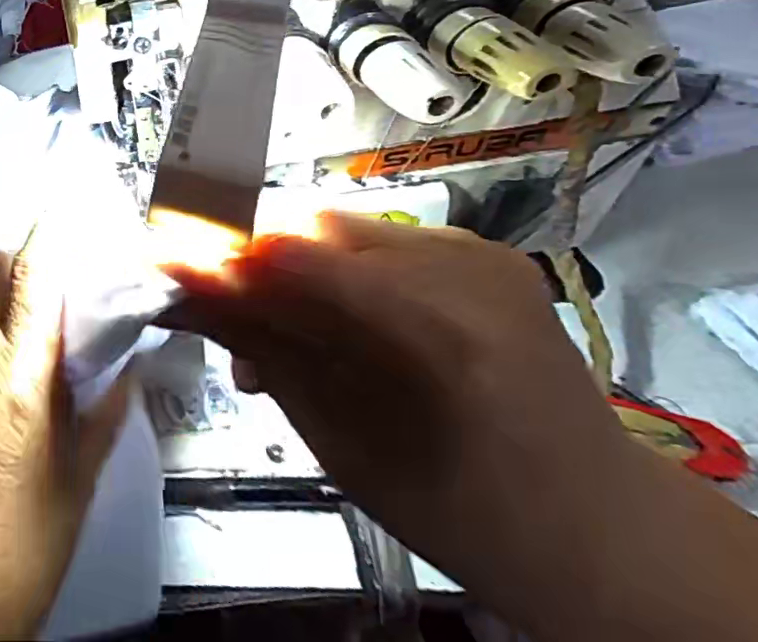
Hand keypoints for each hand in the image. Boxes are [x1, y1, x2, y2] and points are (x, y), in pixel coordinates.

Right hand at [155, 214, 682, 637]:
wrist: (598, 528)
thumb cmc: (452, 502)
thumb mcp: (332, 429)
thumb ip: (253, 341)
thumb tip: (173, 290)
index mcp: (432, 325)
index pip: (284, 253)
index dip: (212, 257)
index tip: (160, 269)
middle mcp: (459, 266)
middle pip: (305, 229)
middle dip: (248, 266)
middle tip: (222, 318)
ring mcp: (474, 251)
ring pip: (333, 231)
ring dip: (286, 270)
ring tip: (274, 331)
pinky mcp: (477, 253)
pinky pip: (372, 243)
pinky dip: (330, 273)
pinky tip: (329, 321)